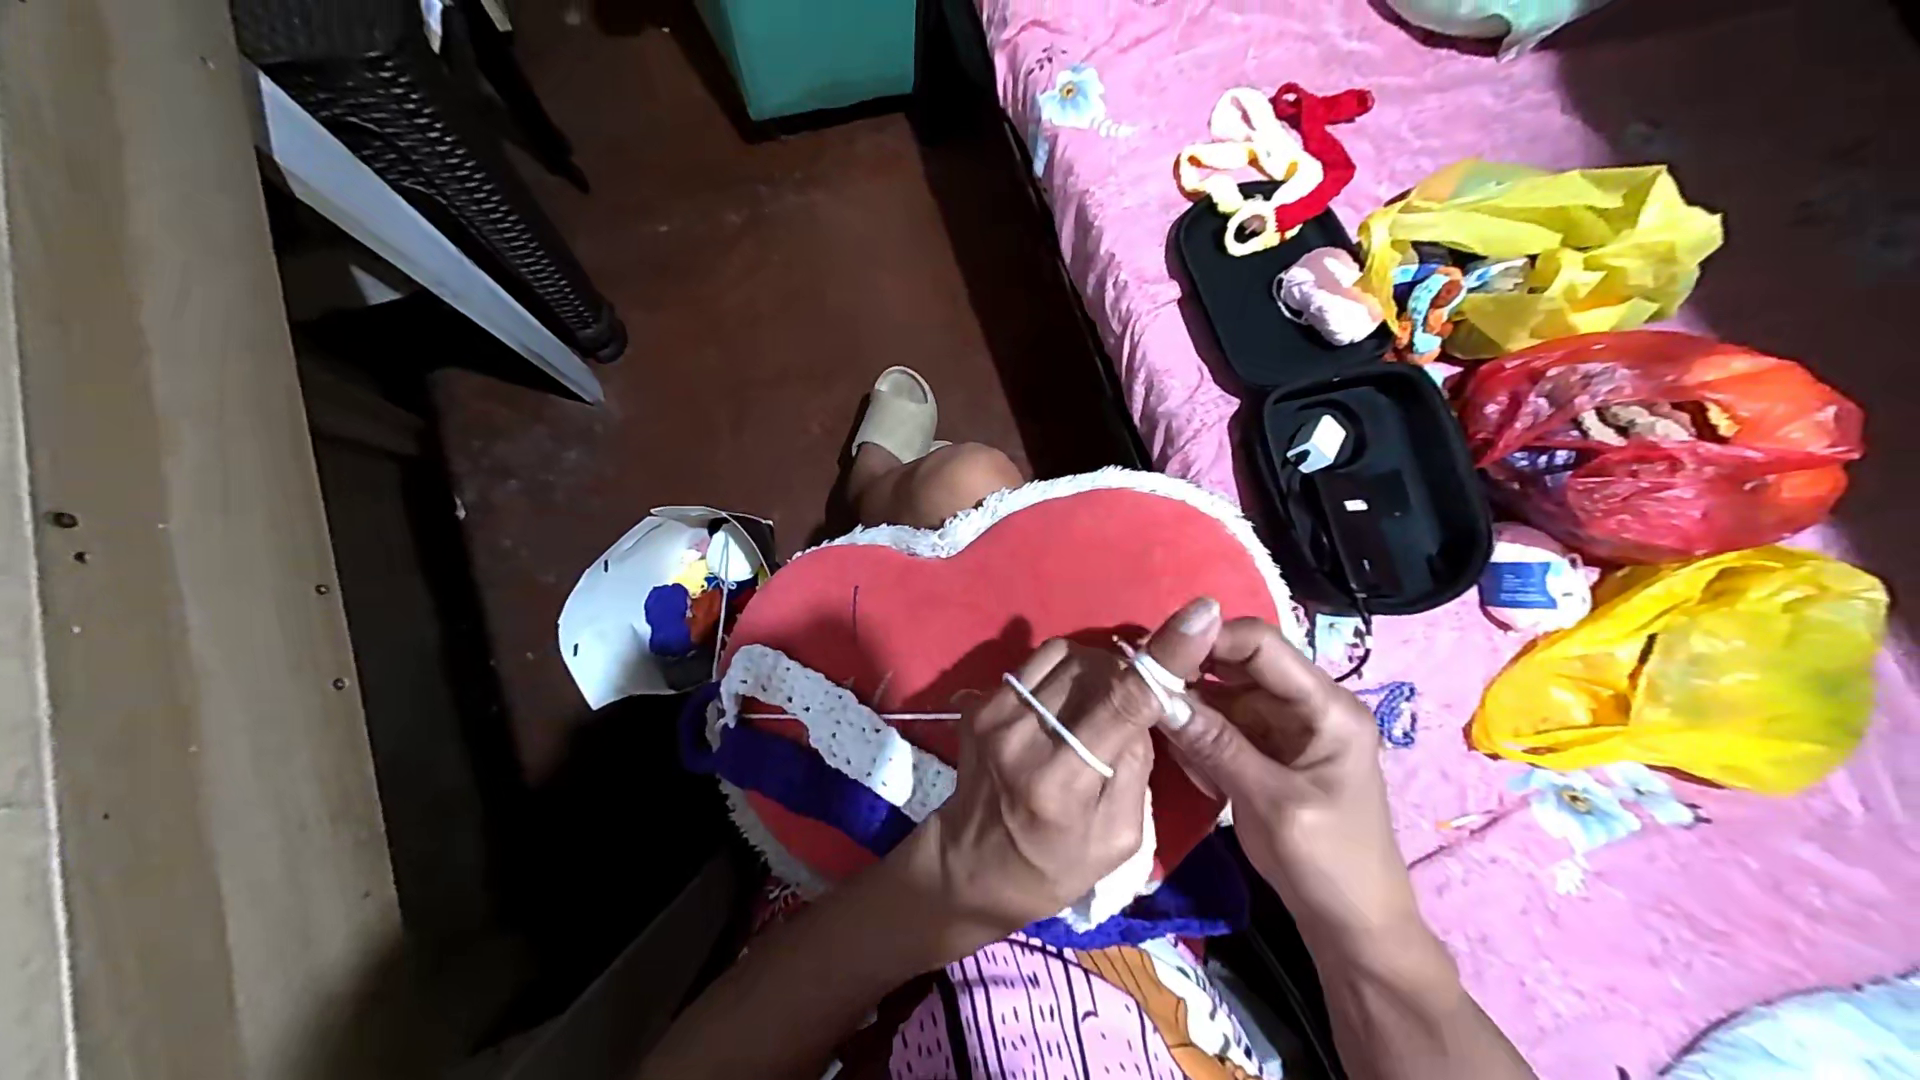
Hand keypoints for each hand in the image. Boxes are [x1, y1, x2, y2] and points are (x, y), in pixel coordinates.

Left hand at [892, 598, 1221, 959]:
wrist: (972, 864)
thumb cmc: (1055, 864)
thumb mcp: (1120, 836)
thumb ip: (1136, 764)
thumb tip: (1145, 702)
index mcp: (1063, 782)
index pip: (1123, 701)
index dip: (1165, 656)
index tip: (1199, 614)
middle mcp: (1023, 738)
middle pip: (1093, 667)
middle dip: (1125, 672)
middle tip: (1132, 699)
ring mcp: (993, 715)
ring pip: (1062, 654)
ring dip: (1092, 667)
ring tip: (1096, 700)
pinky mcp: (977, 704)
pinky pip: (1032, 662)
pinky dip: (1060, 672)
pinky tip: (1061, 703)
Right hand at [1161, 615, 1419, 945]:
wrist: (1354, 929)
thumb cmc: (1328, 864)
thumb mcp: (1269, 802)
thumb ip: (1215, 744)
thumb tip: (1157, 694)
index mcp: (1327, 707)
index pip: (1262, 645)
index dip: (1209, 639)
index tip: (1156, 654)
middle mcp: (1306, 705)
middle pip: (1238, 664)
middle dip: (1192, 673)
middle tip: (1143, 689)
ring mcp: (1284, 727)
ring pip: (1223, 694)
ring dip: (1190, 709)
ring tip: (1163, 732)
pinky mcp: (1265, 749)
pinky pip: (1221, 724)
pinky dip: (1198, 735)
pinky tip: (1189, 763)